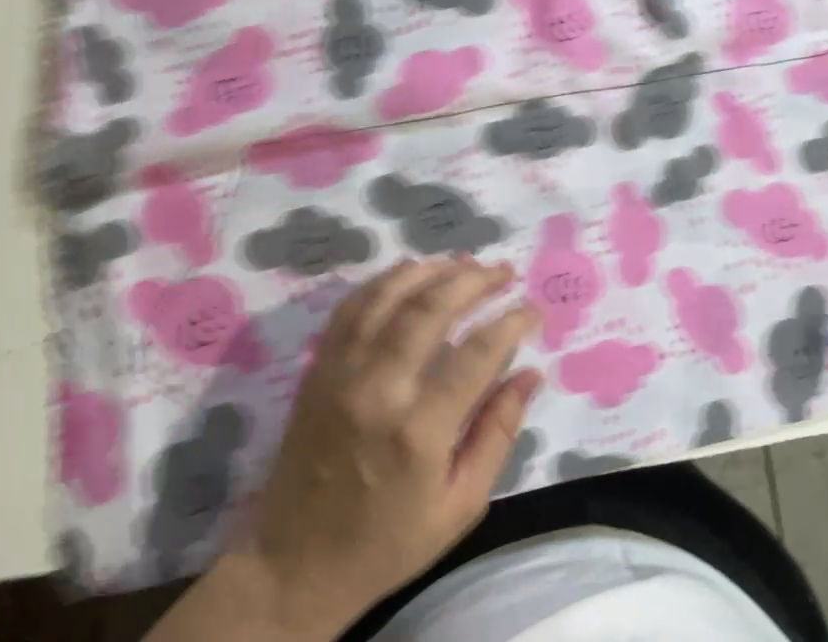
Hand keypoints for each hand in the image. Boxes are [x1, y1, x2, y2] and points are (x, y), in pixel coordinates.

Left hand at [149, 258, 542, 641]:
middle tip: (503, 269)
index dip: (511, 322)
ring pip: (386, 298)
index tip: (533, 309)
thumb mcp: (460, 505)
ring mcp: (340, 374)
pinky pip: (349, 310)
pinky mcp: (316, 372)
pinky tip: (407, 275)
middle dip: (473, 280)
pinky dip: (381, 284)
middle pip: (430, 309)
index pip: (477, 354)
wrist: (295, 564)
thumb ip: (498, 434)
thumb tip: (531, 374)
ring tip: (463, 263)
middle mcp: (377, 389)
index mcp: (420, 430)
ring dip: (429, 271)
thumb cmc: (388, 543)